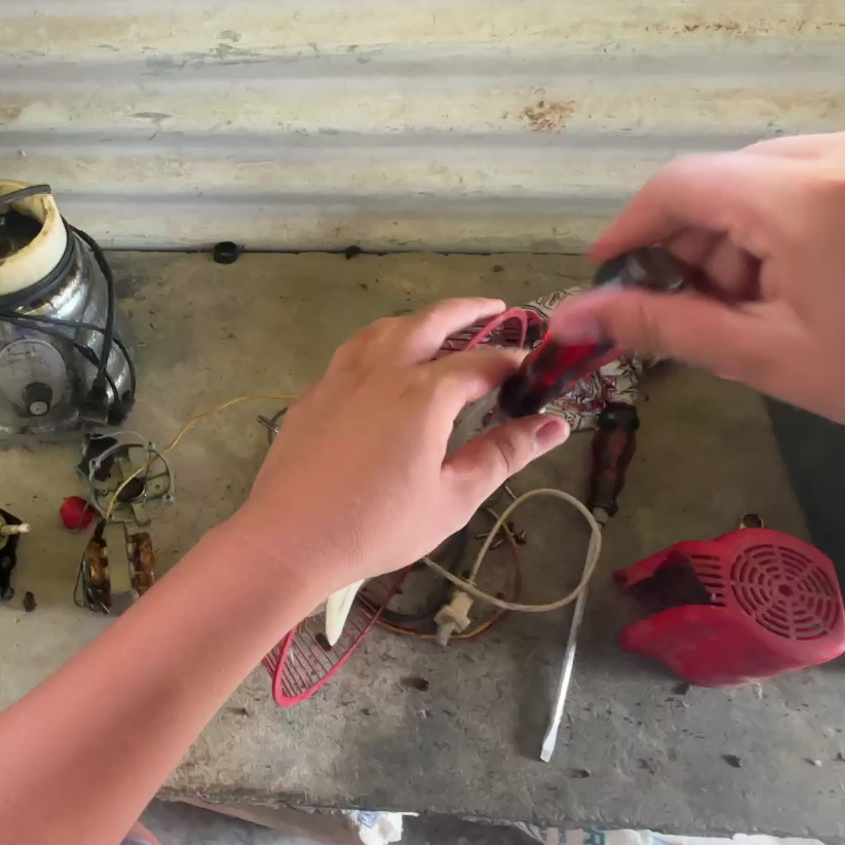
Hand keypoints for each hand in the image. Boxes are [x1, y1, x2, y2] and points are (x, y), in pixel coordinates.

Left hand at [221, 298, 570, 598]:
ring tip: (436, 329)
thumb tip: (554, 425)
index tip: (533, 371)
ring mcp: (339, 377)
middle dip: (466, 310)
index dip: (513, 364)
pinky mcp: (311, 394)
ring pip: (382, 329)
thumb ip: (502, 455)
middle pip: (428, 322)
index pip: (480, 363)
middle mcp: (380, 370)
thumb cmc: (377, 524)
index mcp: (422, 393)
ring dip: (415, 321)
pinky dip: (376, 346)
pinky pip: (350, 354)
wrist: (290, 536)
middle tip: (495, 309)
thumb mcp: (452, 497)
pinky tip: (380, 369)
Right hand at [553, 117, 844, 496]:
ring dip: (748, 233)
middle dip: (695, 242)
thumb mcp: (770, 358)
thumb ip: (660, 325)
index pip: (680, 183)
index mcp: (813, 196)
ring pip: (778, 175)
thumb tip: (570, 318)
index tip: (609, 275)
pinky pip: (833, 172)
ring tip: (774, 302)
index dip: (630, 228)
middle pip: (729, 178)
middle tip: (701, 308)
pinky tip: (826, 276)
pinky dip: (800, 220)